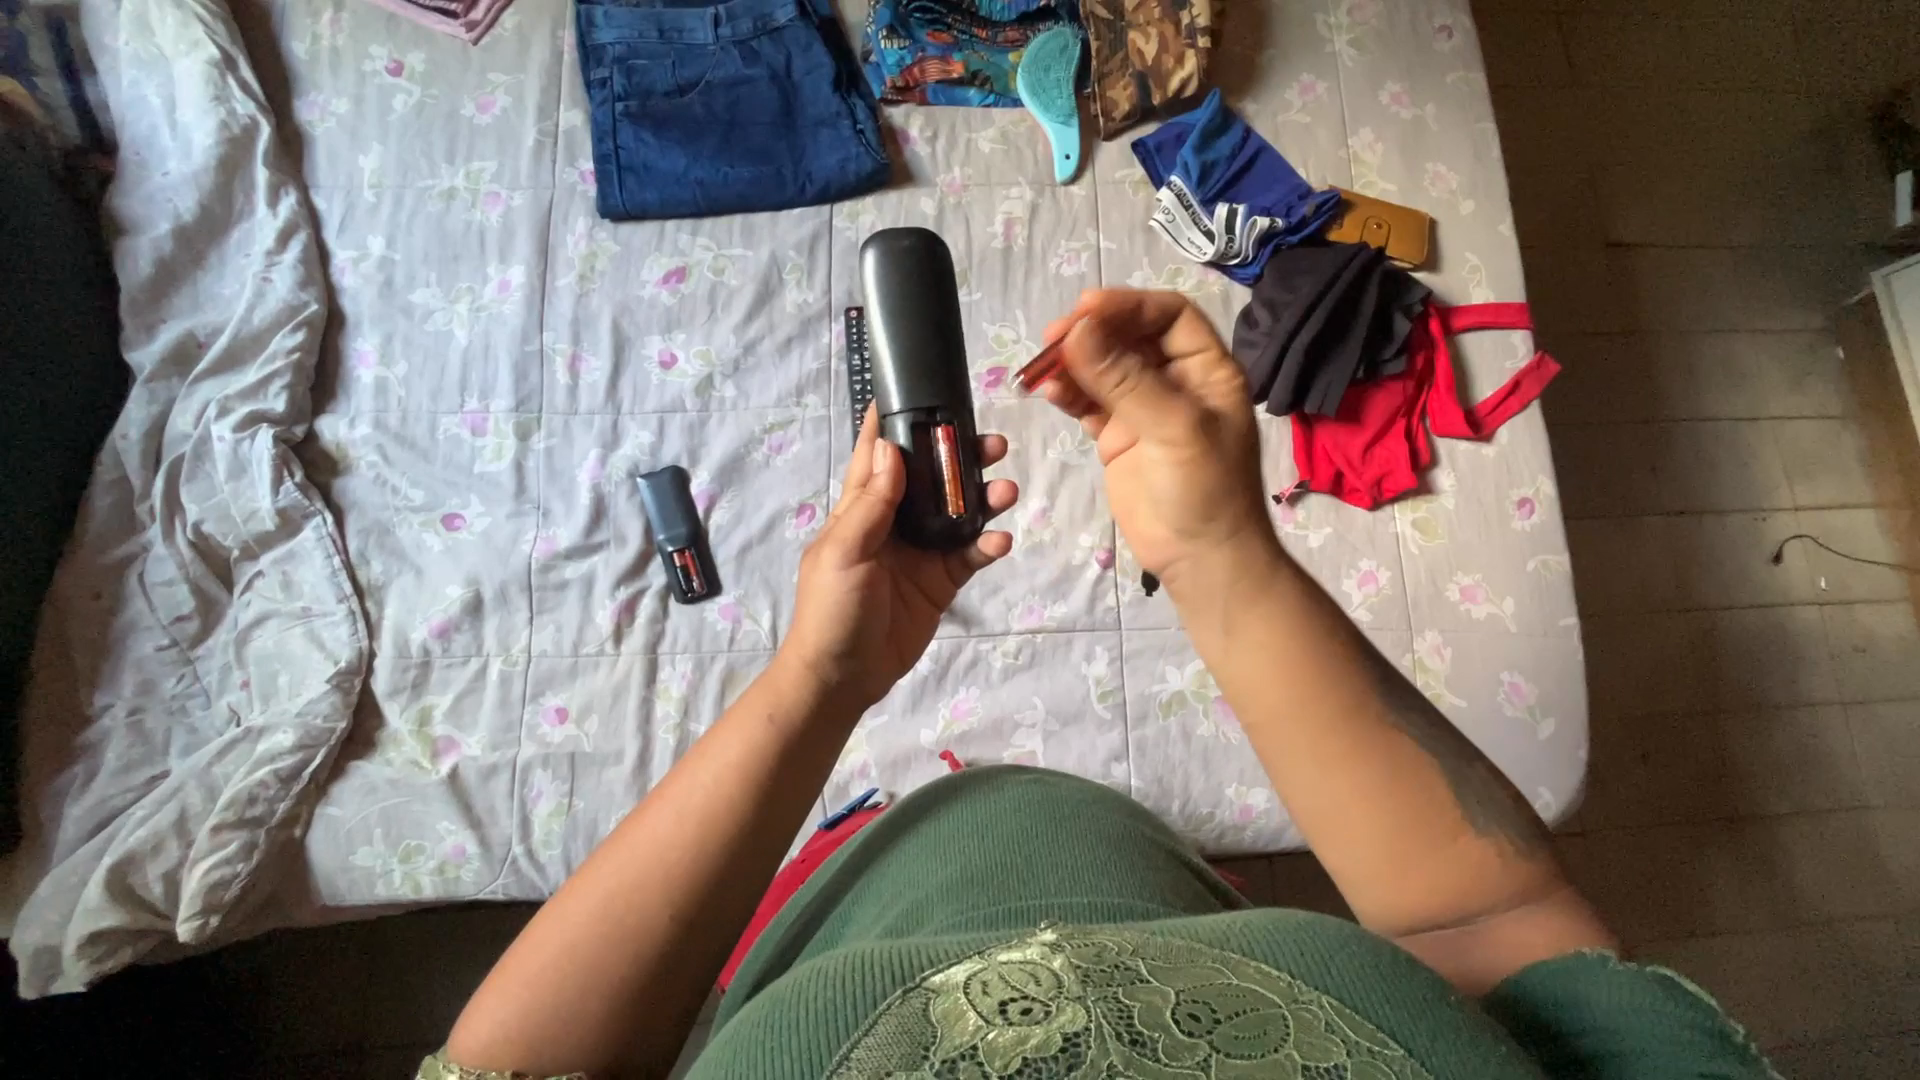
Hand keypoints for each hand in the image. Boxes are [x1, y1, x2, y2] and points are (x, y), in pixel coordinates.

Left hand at [780, 406, 1017, 711]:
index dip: (893, 424)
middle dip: (961, 458)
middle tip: (993, 443)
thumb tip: (887, 446)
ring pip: (960, 512)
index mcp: (861, 509)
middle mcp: (895, 522)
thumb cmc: (832, 609)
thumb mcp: (844, 551)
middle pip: (933, 478)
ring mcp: (922, 552)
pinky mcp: (942, 581)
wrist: (845, 675)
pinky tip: (1001, 542)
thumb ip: (870, 502)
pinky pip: (971, 554)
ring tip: (1008, 491)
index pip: (876, 456)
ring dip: (984, 499)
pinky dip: (989, 545)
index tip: (918, 389)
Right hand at [1040, 289, 1276, 593]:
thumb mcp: (1174, 428)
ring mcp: (1142, 410)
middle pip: (1129, 337)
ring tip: (1042, 366)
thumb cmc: (1205, 490)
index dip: (1129, 306)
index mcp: (1206, 369)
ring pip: (1102, 369)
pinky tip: (1048, 392)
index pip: (1168, 316)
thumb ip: (1124, 380)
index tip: (1085, 309)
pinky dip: (1068, 395)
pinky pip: (1088, 404)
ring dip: (1073, 363)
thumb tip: (1076, 332)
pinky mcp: (1116, 438)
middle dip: (1092, 332)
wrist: (1200, 559)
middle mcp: (1174, 382)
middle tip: (1053, 337)